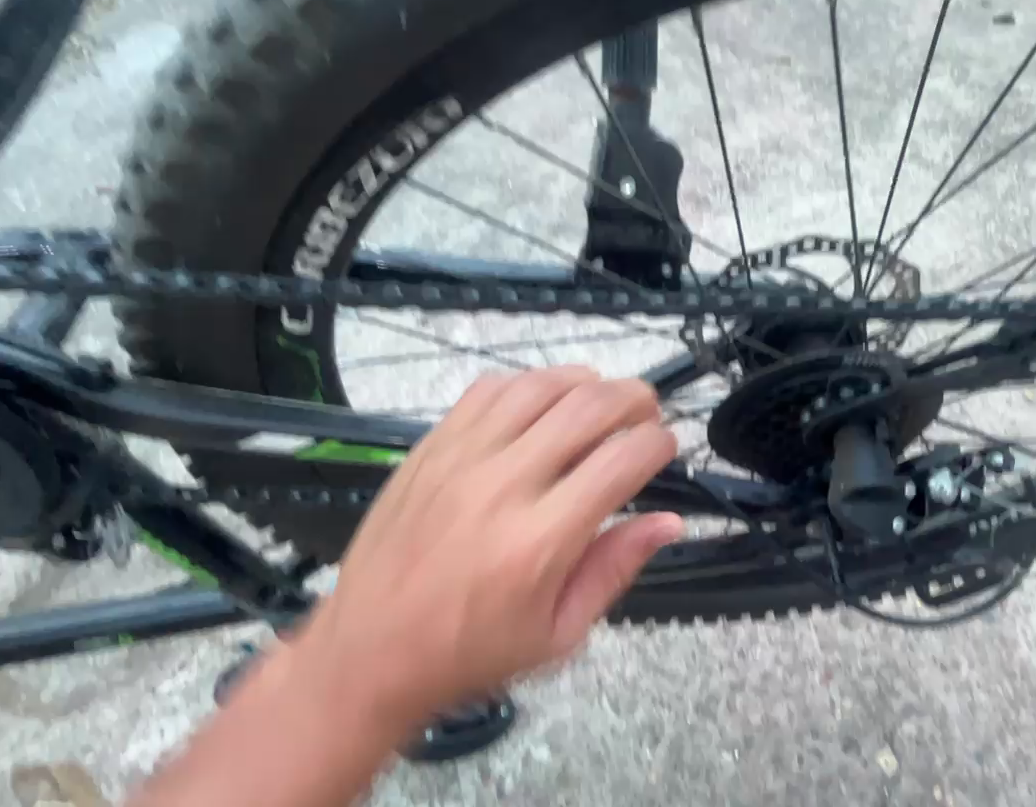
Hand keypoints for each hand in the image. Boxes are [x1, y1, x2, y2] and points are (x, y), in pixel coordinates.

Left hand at [285, 367, 682, 734]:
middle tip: (647, 415)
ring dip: (587, 382)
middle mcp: (505, 485)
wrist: (366, 653)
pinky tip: (544, 400)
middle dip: (636, 399)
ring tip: (603, 399)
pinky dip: (530, 382)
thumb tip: (670, 520)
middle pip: (590, 407)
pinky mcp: (432, 446)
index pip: (622, 460)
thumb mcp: (559, 634)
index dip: (659, 443)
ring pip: (541, 385)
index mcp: (541, 541)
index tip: (666, 448)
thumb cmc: (471, 653)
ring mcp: (463, 458)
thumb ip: (616, 569)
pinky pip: (490, 388)